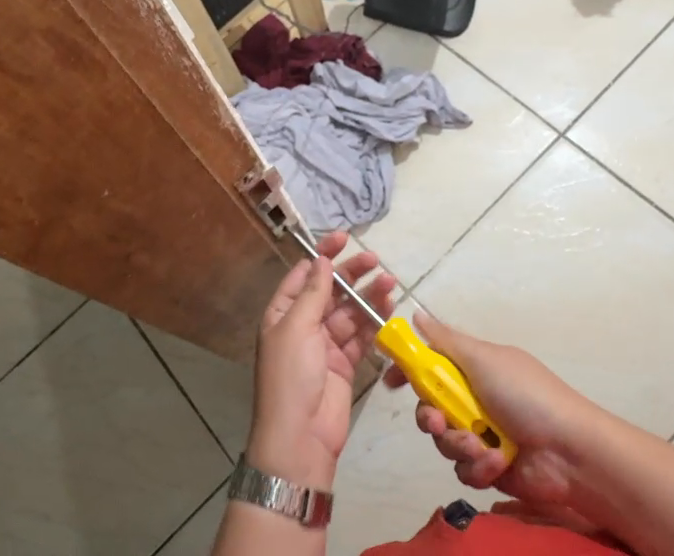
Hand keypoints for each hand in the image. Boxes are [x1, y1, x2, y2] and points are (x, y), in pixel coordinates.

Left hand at [248, 232, 395, 490]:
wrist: (300, 437)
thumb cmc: (290, 376)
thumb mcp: (297, 328)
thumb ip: (313, 294)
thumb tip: (321, 261)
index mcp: (282, 313)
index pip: (304, 275)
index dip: (323, 255)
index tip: (344, 238)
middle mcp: (302, 325)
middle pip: (330, 291)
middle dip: (351, 274)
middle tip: (375, 260)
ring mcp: (324, 345)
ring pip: (349, 312)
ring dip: (368, 297)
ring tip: (391, 282)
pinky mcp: (344, 364)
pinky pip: (361, 336)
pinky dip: (374, 322)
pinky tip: (389, 308)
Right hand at [384, 313, 602, 518]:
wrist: (570, 453)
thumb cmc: (526, 395)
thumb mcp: (483, 359)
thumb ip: (445, 341)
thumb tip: (416, 314)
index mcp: (474, 368)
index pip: (431, 364)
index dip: (408, 372)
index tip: (391, 382)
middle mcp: (474, 398)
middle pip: (430, 406)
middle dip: (432, 416)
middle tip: (440, 421)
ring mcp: (482, 433)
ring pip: (443, 440)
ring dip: (458, 443)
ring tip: (480, 447)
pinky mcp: (489, 466)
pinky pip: (462, 468)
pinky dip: (477, 466)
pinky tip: (496, 463)